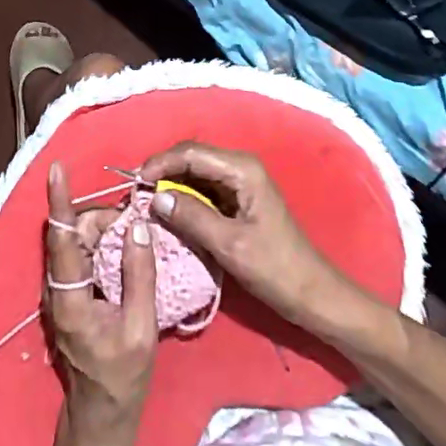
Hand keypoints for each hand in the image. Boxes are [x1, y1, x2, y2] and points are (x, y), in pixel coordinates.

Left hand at [46, 161, 155, 445]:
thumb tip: (137, 226)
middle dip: (104, 220)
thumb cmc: (122, 374)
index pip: (62, 239)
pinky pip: (82, 256)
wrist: (101, 411)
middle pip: (75, 234)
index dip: (60, 201)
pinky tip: (125, 252)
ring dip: (105, 232)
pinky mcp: (68, 294)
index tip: (56, 169)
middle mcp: (56, 288)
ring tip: (134, 240)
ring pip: (78, 242)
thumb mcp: (141, 327)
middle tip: (137, 226)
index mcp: (69, 297)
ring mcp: (59, 291)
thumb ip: (139, 274)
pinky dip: (102, 245)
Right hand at [138, 142, 354, 335]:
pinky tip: (167, 210)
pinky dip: (183, 196)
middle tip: (135, 192)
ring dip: (171, 183)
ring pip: (195, 172)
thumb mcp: (229, 245)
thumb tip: (155, 197)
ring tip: (145, 200)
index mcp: (242, 169)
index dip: (160, 163)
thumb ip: (191, 217)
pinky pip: (203, 188)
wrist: (311, 293)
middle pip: (192, 157)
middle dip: (162, 170)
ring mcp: (240, 181)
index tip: (134, 183)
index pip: (191, 152)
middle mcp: (240, 166)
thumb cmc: (274, 268)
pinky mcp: (237, 198)